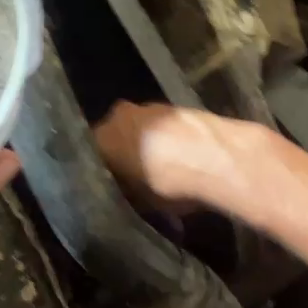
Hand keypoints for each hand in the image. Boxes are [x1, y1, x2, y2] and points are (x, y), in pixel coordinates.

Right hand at [93, 100, 272, 211]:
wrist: (214, 156)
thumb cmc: (165, 183)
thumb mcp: (140, 202)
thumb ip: (128, 194)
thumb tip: (129, 195)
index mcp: (102, 138)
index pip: (93, 155)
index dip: (105, 172)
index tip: (115, 186)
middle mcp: (119, 115)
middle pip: (118, 136)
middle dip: (126, 153)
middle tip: (138, 177)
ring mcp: (151, 106)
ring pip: (143, 128)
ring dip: (151, 143)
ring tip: (165, 167)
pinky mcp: (179, 105)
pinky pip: (166, 126)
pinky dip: (171, 139)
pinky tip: (183, 157)